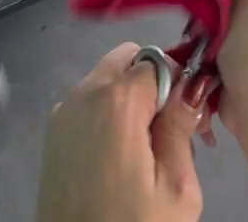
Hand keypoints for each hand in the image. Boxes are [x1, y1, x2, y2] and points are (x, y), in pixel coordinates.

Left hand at [36, 42, 203, 221]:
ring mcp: (63, 111)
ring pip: (106, 80)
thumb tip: (188, 86)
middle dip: (154, 82)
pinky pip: (88, 104)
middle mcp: (83, 92)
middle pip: (126, 61)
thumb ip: (180, 128)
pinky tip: (122, 159)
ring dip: (131, 98)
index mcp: (115, 100)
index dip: (180, 82)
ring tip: (151, 151)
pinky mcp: (53, 133)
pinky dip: (108, 114)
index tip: (194, 118)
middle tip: (175, 130)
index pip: (156, 60)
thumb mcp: (175, 188)